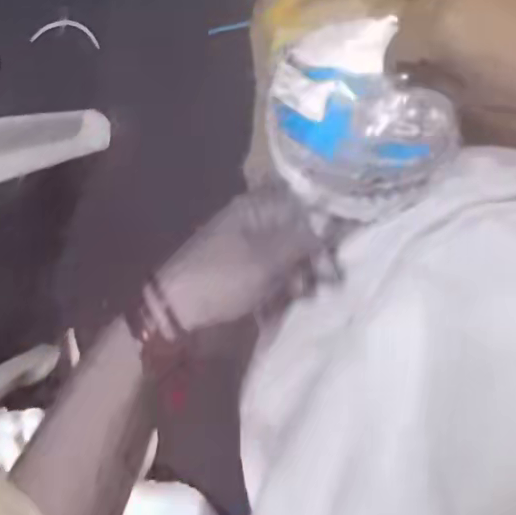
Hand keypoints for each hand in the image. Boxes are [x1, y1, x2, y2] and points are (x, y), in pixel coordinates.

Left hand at [152, 189, 326, 334]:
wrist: (174, 309)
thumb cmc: (222, 276)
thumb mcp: (266, 259)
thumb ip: (302, 243)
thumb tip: (332, 231)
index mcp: (257, 208)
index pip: (302, 205)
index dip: (324, 224)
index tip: (340, 247)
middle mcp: (255, 222)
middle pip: (297, 232)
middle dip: (314, 254)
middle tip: (328, 279)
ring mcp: (248, 248)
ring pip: (288, 255)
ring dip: (302, 274)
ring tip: (307, 294)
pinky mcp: (244, 272)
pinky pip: (274, 274)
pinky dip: (284, 287)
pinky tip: (290, 302)